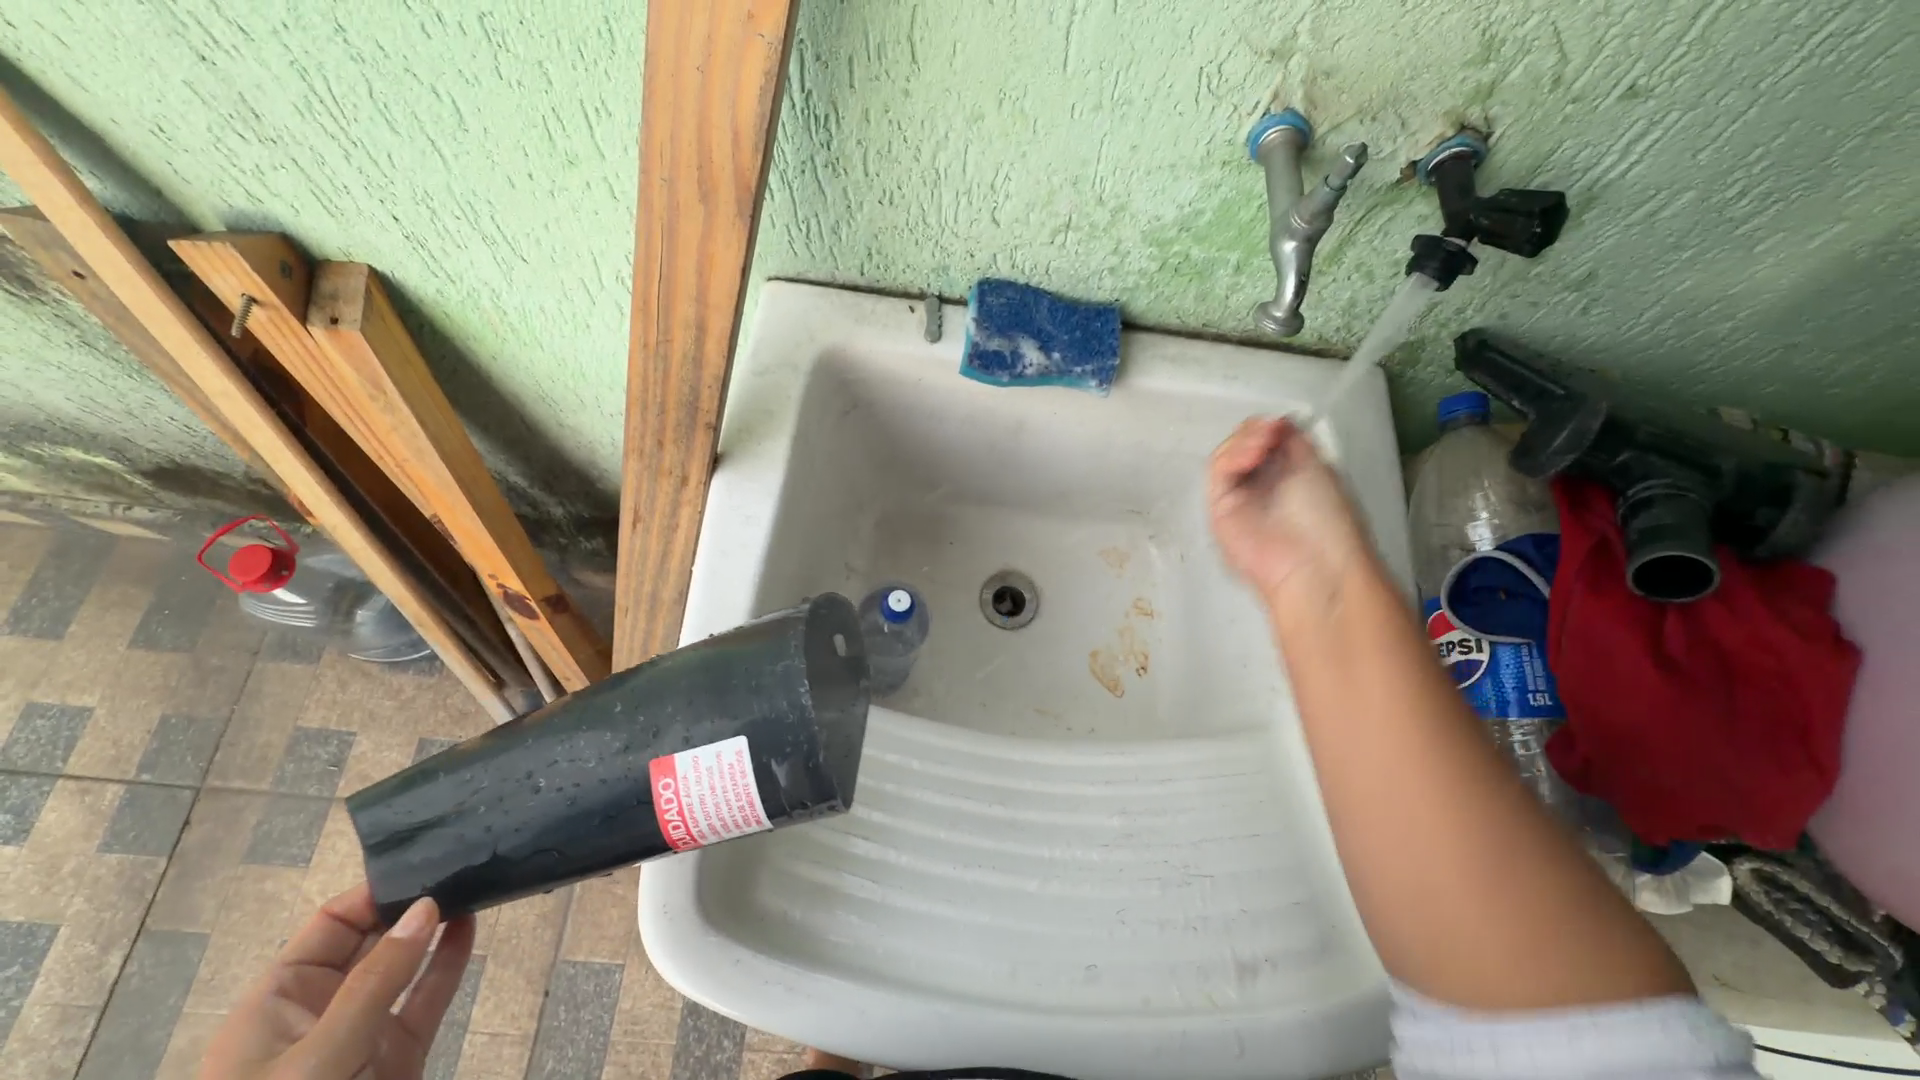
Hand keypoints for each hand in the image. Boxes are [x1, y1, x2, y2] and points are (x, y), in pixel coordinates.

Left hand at [200, 886, 474, 1079]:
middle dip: (410, 905)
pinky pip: (426, 999)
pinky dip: (449, 963)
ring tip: (476, 887)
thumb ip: (375, 982)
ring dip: (437, 929)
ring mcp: (362, 1034)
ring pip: (405, 967)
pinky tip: (471, 929)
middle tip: (461, 865)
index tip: (423, 865)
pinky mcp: (397, 1056)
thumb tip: (427, 907)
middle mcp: (319, 1010)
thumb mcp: (320, 1054)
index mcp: (275, 1004)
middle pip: (369, 940)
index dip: (371, 894)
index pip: (327, 927)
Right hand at [1207, 416, 1375, 622]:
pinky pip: (1217, 472)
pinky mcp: (1219, 508)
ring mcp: (1239, 497)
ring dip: (1242, 441)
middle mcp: (1260, 484)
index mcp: (1287, 474)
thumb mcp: (1318, 469)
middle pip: (1242, 443)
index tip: (1280, 425)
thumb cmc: (1326, 520)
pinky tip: (1251, 456)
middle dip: (1254, 431)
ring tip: (1262, 444)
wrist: (1314, 563)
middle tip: (1270, 434)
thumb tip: (1276, 420)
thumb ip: (1294, 442)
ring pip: (1226, 455)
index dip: (1269, 426)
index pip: (1265, 438)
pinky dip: (1231, 457)